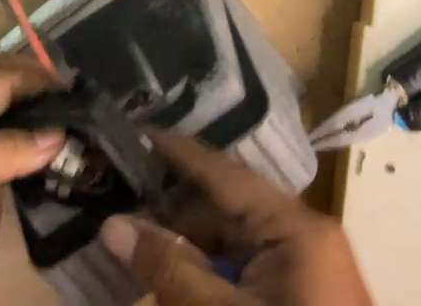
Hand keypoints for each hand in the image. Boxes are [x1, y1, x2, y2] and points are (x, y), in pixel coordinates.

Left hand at [0, 56, 63, 305]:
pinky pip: (20, 154)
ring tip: (86, 128)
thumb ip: (5, 147)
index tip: (76, 90)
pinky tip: (69, 156)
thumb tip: (59, 133)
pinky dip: (44, 149)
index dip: (34, 78)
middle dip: (43, 94)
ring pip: (16, 122)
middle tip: (86, 107)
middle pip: (7, 94)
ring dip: (46, 120)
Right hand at [98, 131, 371, 305]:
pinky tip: (174, 277)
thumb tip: (113, 224)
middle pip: (225, 206)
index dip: (175, 151)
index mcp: (296, 227)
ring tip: (136, 243)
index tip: (131, 131)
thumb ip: (168, 267)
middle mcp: (305, 234)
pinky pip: (248, 268)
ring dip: (188, 244)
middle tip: (119, 201)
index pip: (223, 171)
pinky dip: (211, 271)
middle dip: (173, 209)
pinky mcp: (303, 295)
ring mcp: (307, 267)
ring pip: (233, 239)